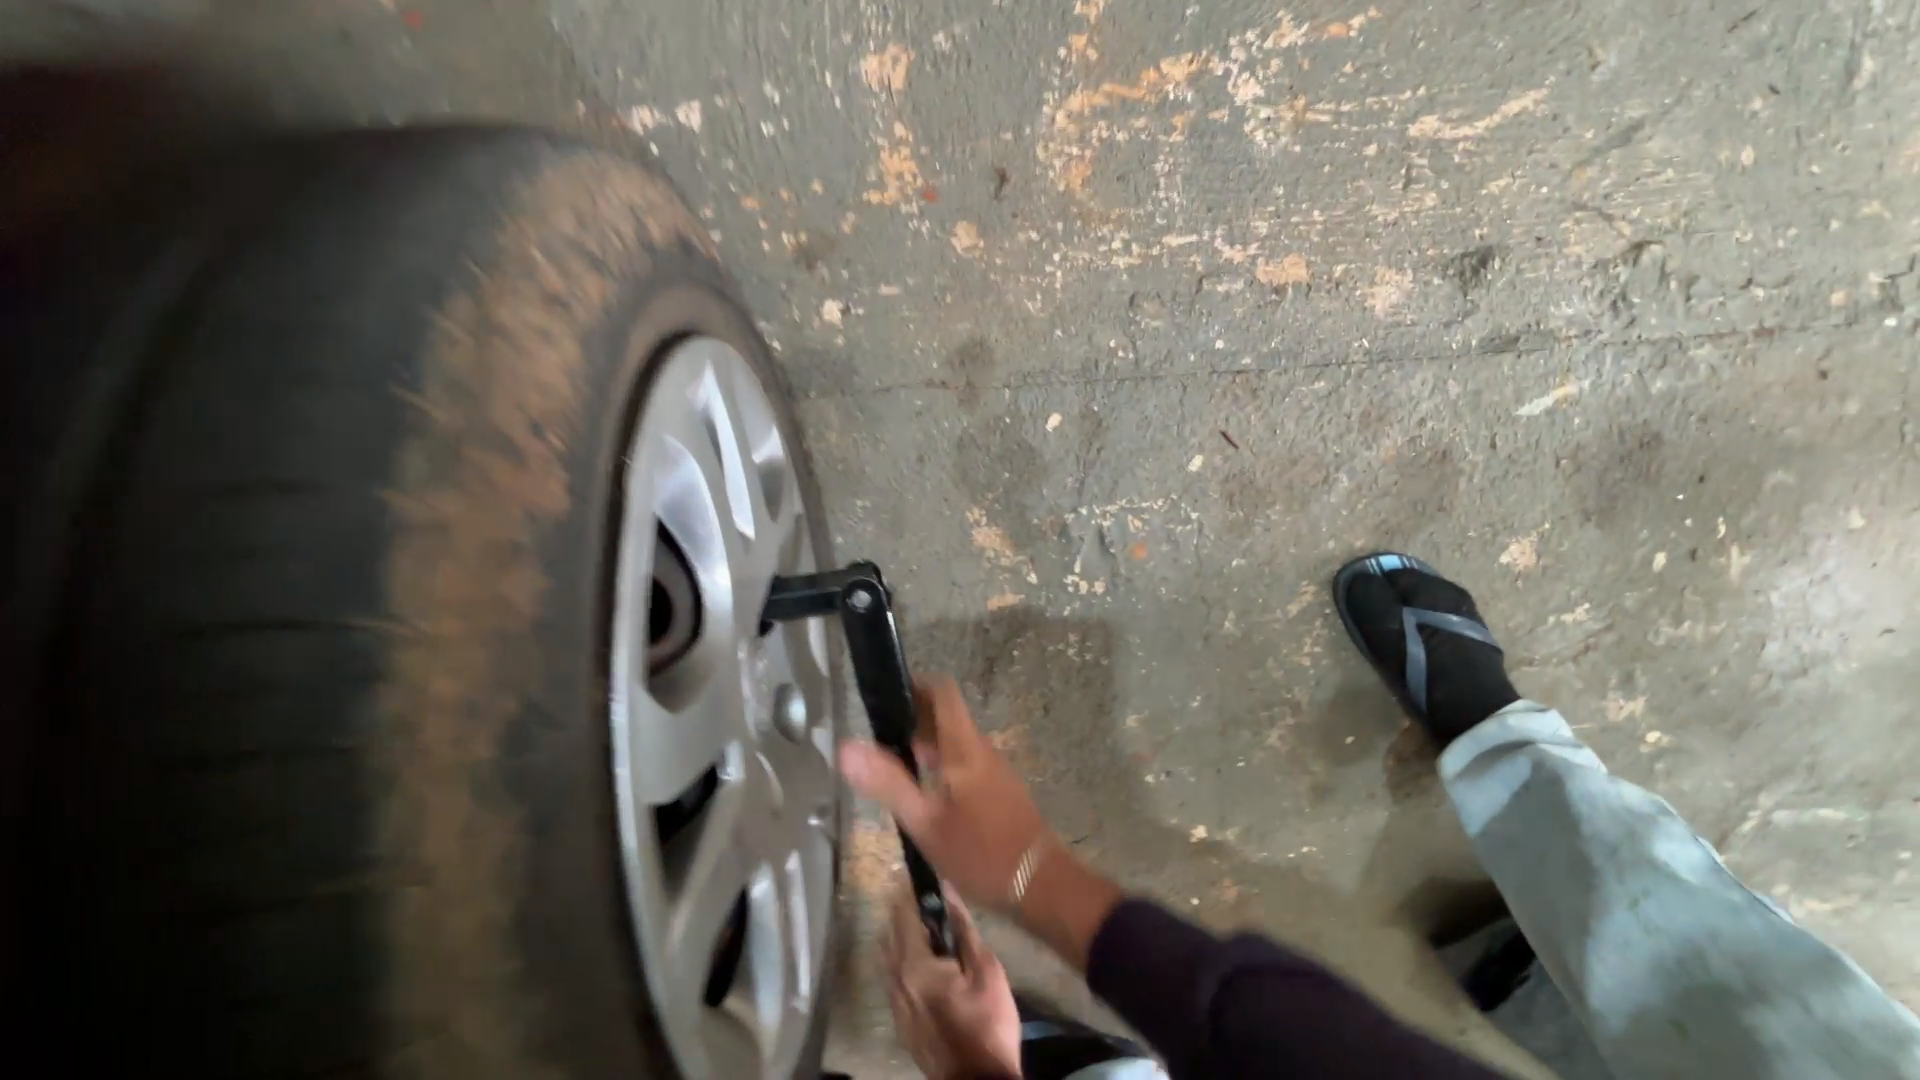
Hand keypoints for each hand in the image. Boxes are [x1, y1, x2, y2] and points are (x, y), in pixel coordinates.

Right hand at [839, 674, 1050, 911]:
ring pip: (954, 743)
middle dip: (911, 721)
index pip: (943, 691)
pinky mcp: (999, 790)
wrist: (1040, 885)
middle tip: (875, 742)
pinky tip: (922, 797)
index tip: (885, 699)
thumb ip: (888, 783)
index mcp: (964, 746)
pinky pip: (964, 764)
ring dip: (924, 747)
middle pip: (946, 716)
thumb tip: (846, 746)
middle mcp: (981, 749)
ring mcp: (993, 770)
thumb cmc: (980, 852)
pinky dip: (940, 767)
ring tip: (891, 770)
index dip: (915, 685)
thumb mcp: (925, 822)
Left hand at [883, 885, 1021, 1079]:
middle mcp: (896, 980)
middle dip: (901, 908)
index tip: (912, 868)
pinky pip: (892, 975)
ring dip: (899, 932)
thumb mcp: (986, 969)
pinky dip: (900, 956)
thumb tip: (948, 891)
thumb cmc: (987, 1022)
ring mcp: (895, 1002)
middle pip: (891, 932)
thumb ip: (963, 928)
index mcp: (915, 965)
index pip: (903, 914)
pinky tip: (919, 954)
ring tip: (919, 918)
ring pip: (888, 955)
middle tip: (916, 887)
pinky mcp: (900, 1019)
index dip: (907, 889)